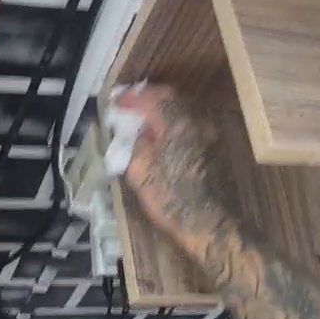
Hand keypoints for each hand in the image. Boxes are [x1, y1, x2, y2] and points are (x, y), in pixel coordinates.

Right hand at [110, 84, 234, 247]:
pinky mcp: (205, 148)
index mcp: (174, 124)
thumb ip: (134, 142)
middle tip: (127, 103)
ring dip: (158, 109)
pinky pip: (183, 124)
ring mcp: (202, 134)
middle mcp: (192, 122)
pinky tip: (156, 134)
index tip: (114, 100)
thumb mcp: (139, 170)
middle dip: (146, 97)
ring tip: (139, 118)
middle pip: (168, 97)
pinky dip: (167, 122)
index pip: (149, 99)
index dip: (129, 97)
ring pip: (178, 110)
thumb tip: (133, 130)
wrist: (204, 221)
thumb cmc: (169, 197)